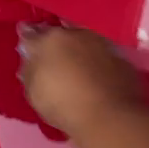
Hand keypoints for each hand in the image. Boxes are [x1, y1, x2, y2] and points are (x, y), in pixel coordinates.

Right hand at [20, 26, 148, 135]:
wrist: (109, 116)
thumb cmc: (61, 102)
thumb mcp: (32, 90)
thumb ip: (30, 69)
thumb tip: (31, 58)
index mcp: (50, 39)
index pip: (32, 31)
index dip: (27, 36)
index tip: (26, 42)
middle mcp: (78, 34)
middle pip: (62, 32)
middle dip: (55, 41)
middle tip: (51, 55)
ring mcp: (103, 44)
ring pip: (85, 42)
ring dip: (78, 50)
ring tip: (74, 67)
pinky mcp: (123, 60)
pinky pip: (102, 57)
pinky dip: (96, 64)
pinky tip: (94, 78)